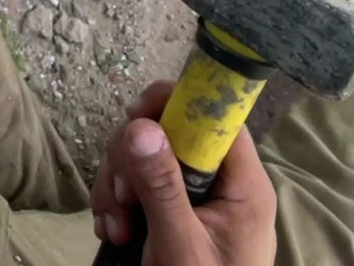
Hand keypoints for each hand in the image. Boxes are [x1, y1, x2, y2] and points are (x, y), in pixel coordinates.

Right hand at [93, 82, 276, 265]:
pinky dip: (116, 198)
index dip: (175, 103)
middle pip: (167, 130)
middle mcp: (219, 179)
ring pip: (143, 152)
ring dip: (117, 184)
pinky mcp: (171, 204)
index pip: (215, 116)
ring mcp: (194, 192)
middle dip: (130, 159)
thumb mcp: (180, 249)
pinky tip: (112, 229)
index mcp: (241, 185)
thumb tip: (140, 123)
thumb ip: (162, 187)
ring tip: (115, 227)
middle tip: (122, 200)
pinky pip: (134, 177)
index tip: (134, 115)